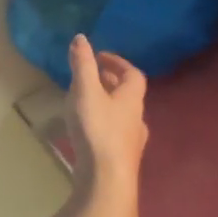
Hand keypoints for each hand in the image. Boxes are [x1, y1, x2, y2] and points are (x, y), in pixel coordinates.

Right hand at [65, 34, 147, 190]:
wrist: (107, 178)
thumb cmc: (98, 128)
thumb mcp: (85, 91)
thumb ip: (82, 64)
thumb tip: (81, 37)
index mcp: (131, 100)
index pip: (133, 75)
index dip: (118, 62)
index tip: (99, 56)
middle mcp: (137, 118)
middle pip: (128, 94)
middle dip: (110, 81)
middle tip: (90, 74)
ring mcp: (131, 140)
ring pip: (122, 113)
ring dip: (107, 101)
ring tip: (85, 98)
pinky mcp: (121, 156)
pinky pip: (115, 129)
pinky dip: (103, 120)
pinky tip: (87, 126)